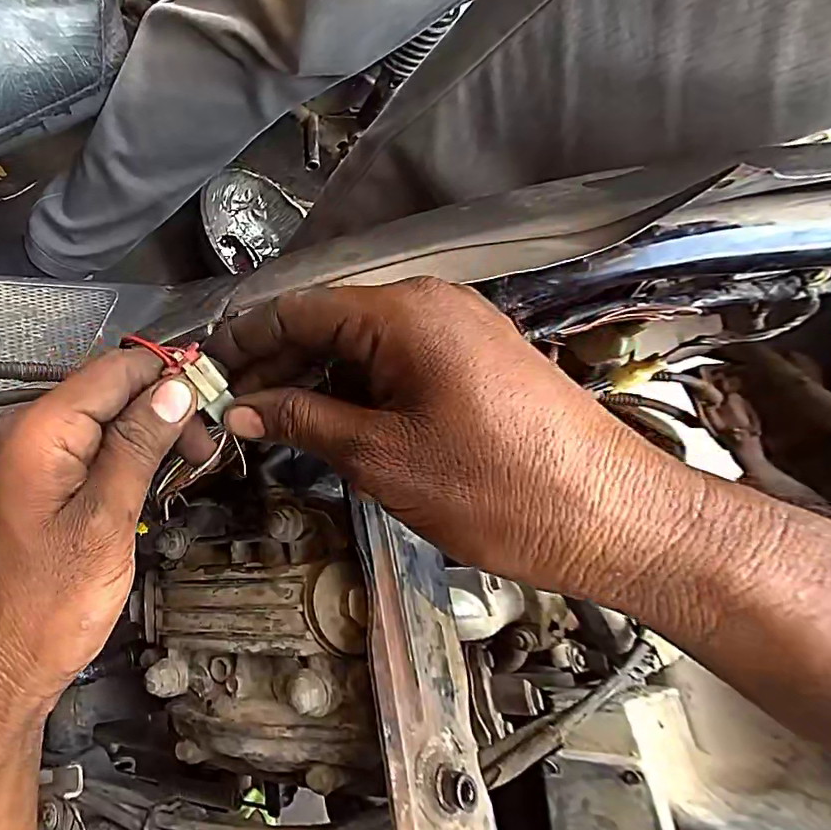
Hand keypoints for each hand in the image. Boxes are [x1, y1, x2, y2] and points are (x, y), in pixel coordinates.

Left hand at [0, 349, 196, 712]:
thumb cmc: (41, 610)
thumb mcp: (105, 521)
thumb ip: (138, 446)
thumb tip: (171, 392)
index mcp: (37, 433)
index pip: (112, 369)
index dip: (165, 373)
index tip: (209, 390)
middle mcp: (24, 434)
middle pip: (105, 389)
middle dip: (159, 403)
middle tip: (203, 440)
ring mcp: (28, 459)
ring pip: (99, 419)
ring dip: (144, 430)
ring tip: (184, 460)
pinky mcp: (36, 484)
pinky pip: (85, 448)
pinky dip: (121, 453)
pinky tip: (147, 472)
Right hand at [205, 278, 710, 600]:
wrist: (623, 523)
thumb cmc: (497, 489)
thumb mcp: (379, 456)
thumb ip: (300, 421)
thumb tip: (239, 408)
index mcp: (403, 314)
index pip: (298, 310)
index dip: (245, 339)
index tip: (207, 367)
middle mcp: (427, 306)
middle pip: (324, 323)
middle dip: (273, 362)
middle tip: (230, 404)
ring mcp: (452, 331)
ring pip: (354, 345)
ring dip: (308, 378)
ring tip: (265, 417)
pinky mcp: (467, 360)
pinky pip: (387, 362)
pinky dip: (347, 388)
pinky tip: (320, 419)